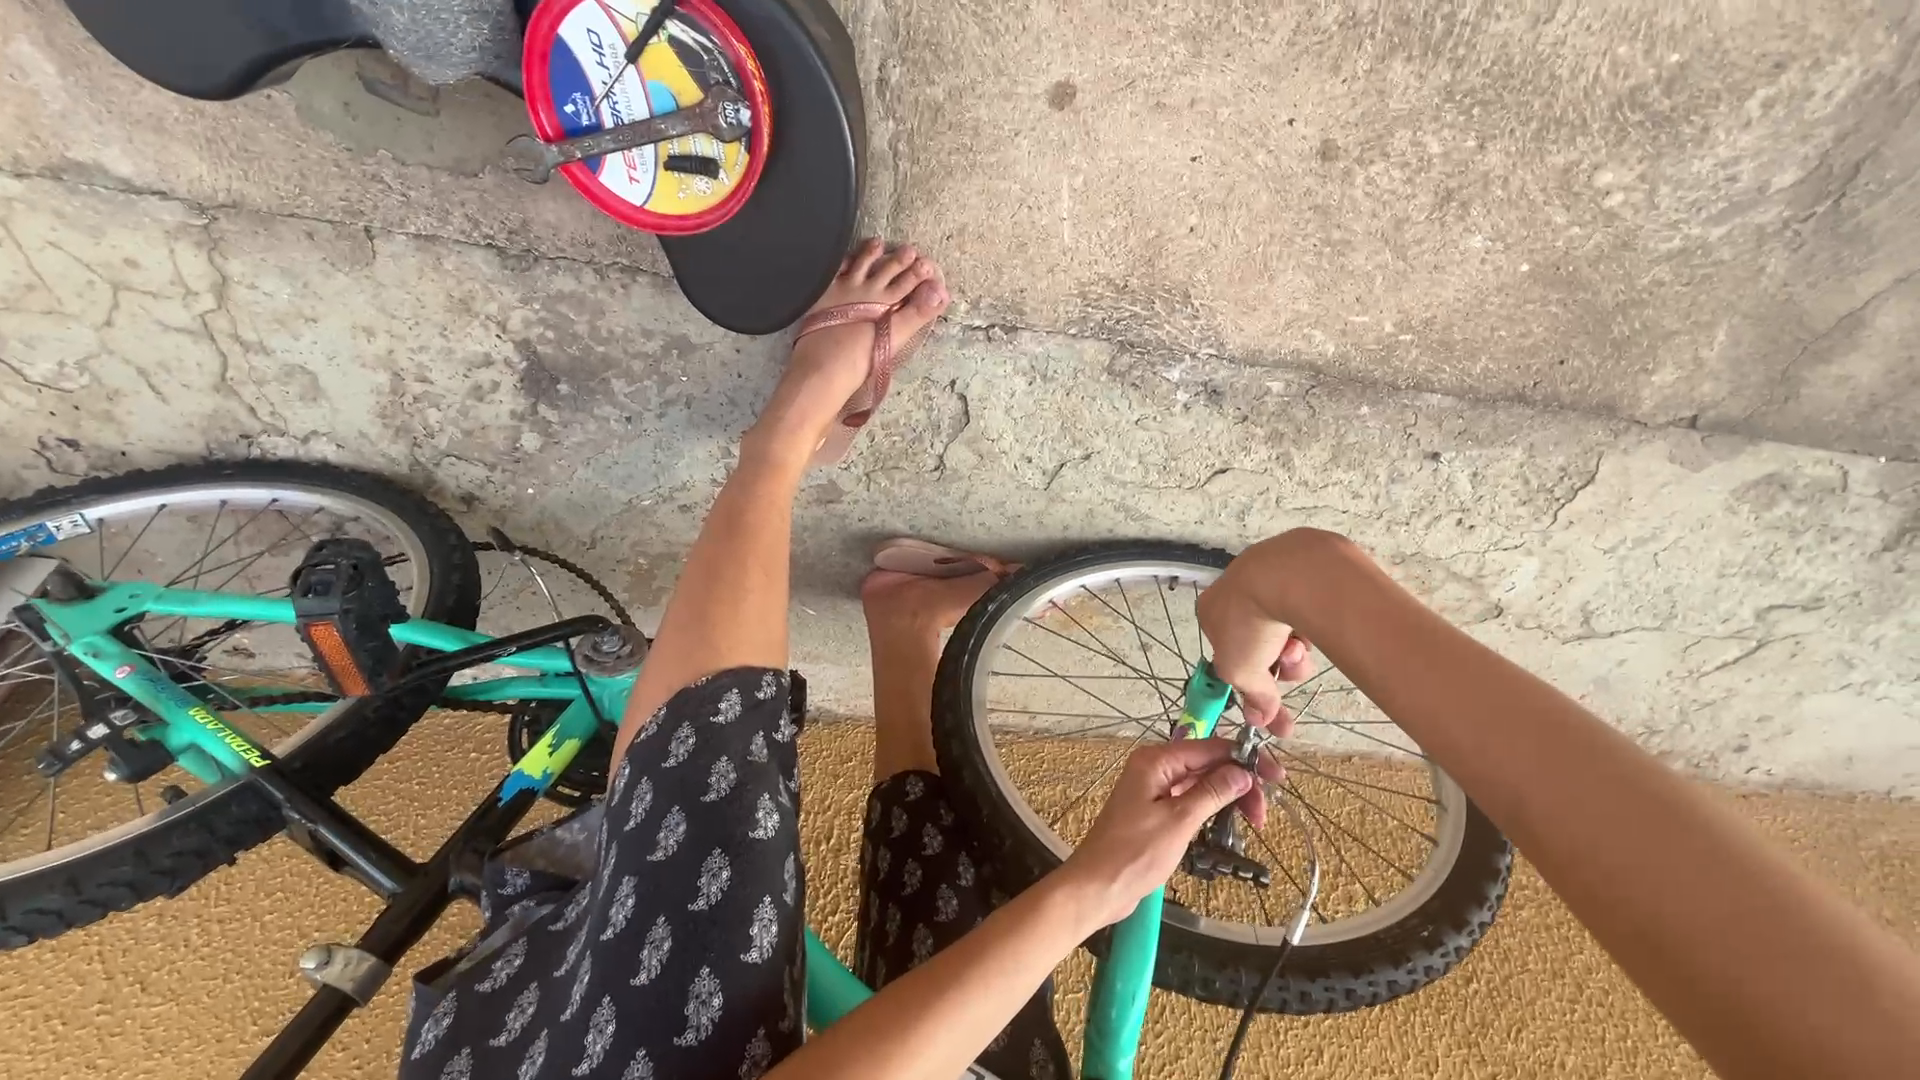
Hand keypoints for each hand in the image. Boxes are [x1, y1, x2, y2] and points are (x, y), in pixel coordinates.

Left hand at [1056, 739, 1256, 927]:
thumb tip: (1242, 771)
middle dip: (1239, 782)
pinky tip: (1230, 822)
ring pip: (1201, 783)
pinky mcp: (1155, 811)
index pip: (1209, 747)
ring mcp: (1154, 789)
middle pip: (1207, 764)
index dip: (1244, 758)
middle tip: (1264, 812)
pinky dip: (1212, 808)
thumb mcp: (1179, 821)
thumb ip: (1211, 792)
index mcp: (1155, 761)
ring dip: (1228, 797)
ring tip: (1255, 821)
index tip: (1276, 776)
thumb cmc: (1134, 853)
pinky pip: (1190, 799)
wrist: (1098, 886)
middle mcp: (1154, 768)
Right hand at [1196, 555, 1315, 730]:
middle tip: (1291, 669)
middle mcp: (1234, 588)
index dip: (1249, 674)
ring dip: (1295, 644)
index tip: (1270, 695)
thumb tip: (1261, 721)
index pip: (1227, 649)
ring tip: (1304, 644)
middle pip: (1260, 640)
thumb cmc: (1250, 623)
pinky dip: (1309, 615)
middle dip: (1278, 662)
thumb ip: (1251, 696)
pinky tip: (1314, 619)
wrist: (1286, 575)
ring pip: (1284, 623)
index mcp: (1210, 610)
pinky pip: (1303, 601)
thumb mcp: (1241, 672)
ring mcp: (1267, 573)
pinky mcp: (1298, 563)